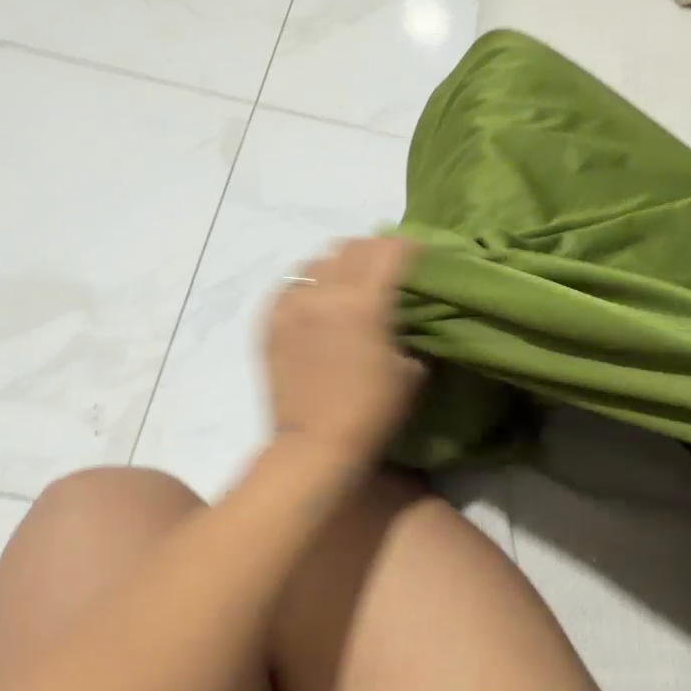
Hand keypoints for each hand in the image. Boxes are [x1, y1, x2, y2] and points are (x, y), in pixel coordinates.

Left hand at [266, 236, 425, 466]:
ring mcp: (291, 305)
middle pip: (352, 246)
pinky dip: (309, 283)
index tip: (421, 253)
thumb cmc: (373, 412)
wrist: (316, 445)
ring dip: (339, 263)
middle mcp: (325, 292)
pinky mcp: (269, 321)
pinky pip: (290, 284)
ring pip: (318, 260)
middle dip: (375, 249)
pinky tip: (318, 302)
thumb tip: (409, 314)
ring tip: (350, 282)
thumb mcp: (412, 372)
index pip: (390, 250)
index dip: (410, 246)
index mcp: (365, 303)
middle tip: (389, 266)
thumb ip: (413, 332)